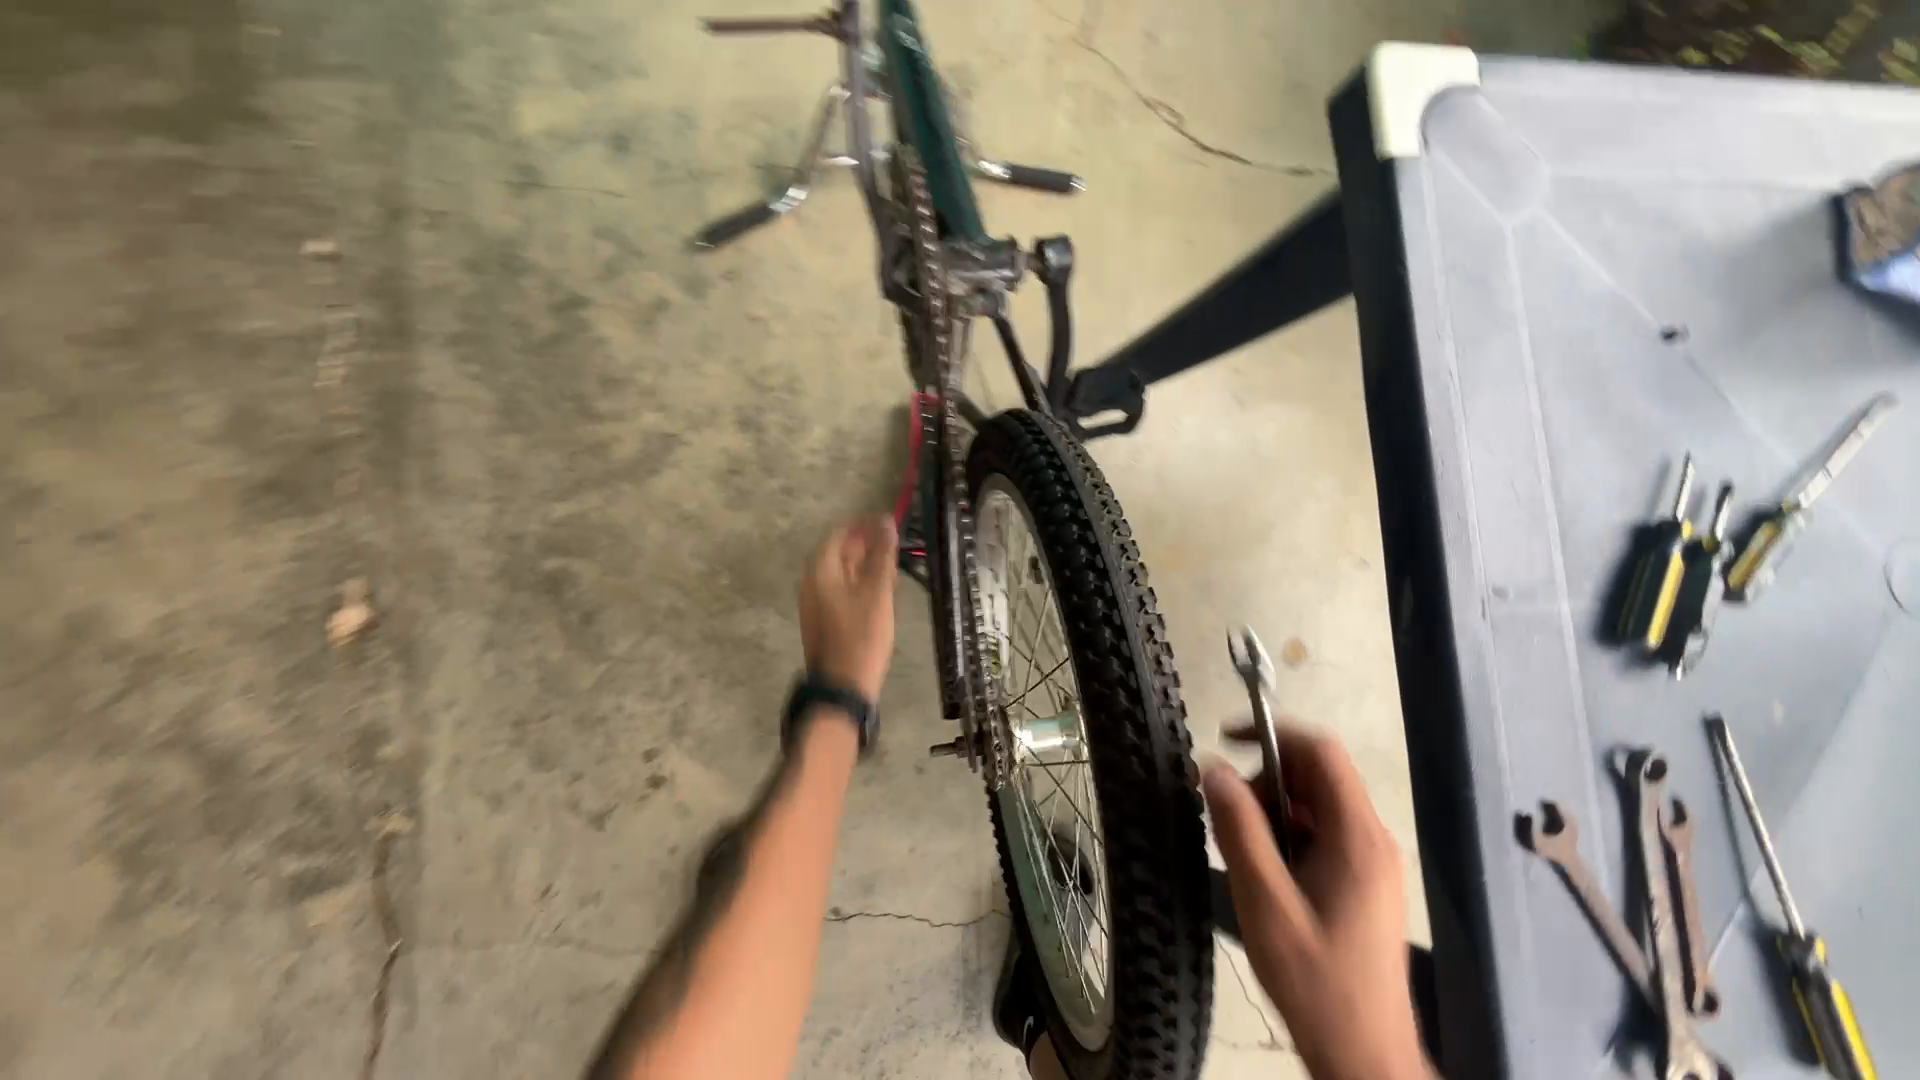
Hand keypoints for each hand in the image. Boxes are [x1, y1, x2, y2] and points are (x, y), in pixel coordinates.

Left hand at [798, 514, 898, 701]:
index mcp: (820, 571)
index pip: (839, 533)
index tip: (888, 521)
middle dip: (865, 544)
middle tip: (893, 544)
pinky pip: (839, 590)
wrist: (842, 687)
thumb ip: (882, 556)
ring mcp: (814, 603)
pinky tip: (879, 592)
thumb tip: (886, 522)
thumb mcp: (877, 593)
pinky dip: (858, 583)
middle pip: (837, 552)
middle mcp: (811, 582)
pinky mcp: (821, 619)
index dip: (863, 524)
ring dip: (863, 564)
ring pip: (839, 572)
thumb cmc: (861, 637)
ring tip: (891, 567)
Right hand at [1201, 725, 1430, 1079]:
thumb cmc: (1314, 981)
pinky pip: (1322, 835)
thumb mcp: (1265, 902)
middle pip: (1317, 777)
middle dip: (1265, 780)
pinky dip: (1287, 836)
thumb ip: (1238, 831)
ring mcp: (1372, 863)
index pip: (1321, 752)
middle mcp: (1372, 840)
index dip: (1272, 733)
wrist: (1364, 1056)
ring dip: (1273, 811)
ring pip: (1317, 807)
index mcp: (1356, 837)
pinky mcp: (1365, 883)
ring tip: (1239, 849)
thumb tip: (1211, 768)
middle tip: (1225, 813)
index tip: (1224, 739)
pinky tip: (1263, 872)